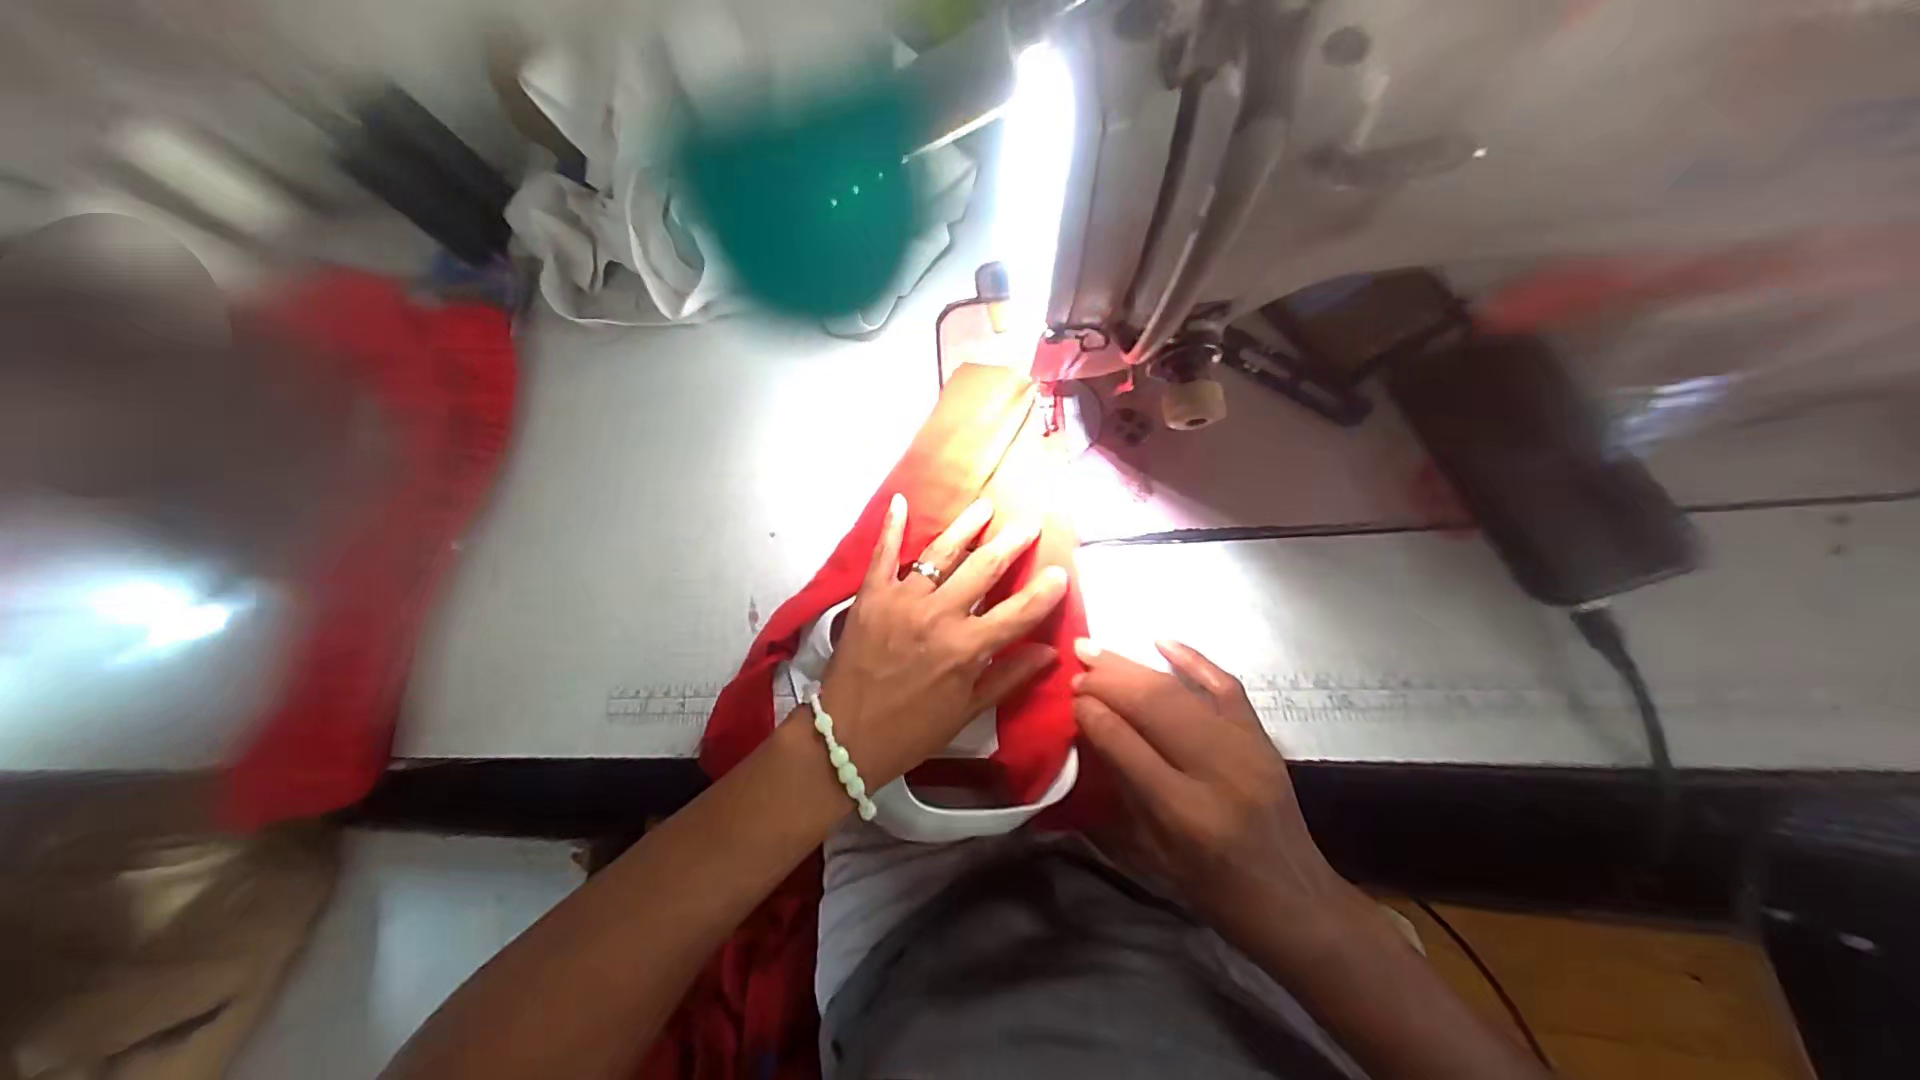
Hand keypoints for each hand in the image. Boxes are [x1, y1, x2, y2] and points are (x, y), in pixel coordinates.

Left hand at [817, 493, 1067, 787]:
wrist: (844, 738)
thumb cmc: (911, 730)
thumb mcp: (966, 711)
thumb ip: (1008, 676)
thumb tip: (1050, 652)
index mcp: (966, 648)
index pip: (1018, 612)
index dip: (1044, 591)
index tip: (1061, 571)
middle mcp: (938, 616)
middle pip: (983, 570)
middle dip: (1011, 543)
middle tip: (1029, 522)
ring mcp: (902, 601)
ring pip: (940, 553)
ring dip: (965, 527)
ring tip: (985, 506)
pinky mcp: (871, 596)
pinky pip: (883, 555)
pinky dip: (892, 528)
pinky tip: (901, 501)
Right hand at [1073, 640, 1348, 942]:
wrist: (1295, 901)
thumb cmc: (1213, 890)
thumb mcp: (1153, 852)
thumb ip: (1122, 786)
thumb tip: (1092, 728)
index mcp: (1184, 814)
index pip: (1126, 745)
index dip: (1092, 713)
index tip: (1069, 696)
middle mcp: (1218, 773)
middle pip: (1155, 707)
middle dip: (1109, 680)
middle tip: (1078, 662)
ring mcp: (1247, 749)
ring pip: (1182, 692)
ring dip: (1135, 667)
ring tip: (1099, 651)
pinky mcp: (1264, 738)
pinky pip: (1227, 686)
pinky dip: (1194, 659)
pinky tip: (1161, 641)